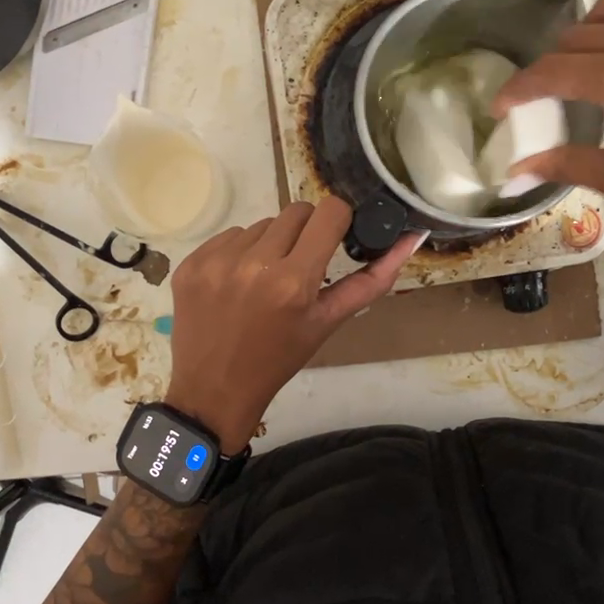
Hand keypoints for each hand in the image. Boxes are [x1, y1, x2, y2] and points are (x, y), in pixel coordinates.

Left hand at [163, 199, 421, 450]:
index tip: (333, 240)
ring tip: (264, 282)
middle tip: (299, 267)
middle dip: (305, 233)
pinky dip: (239, 253)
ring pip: (261, 224)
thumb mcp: (327, 323)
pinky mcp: (192, 263)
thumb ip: (371, 281)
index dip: (337, 222)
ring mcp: (217, 261)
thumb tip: (411, 239)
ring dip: (270, 244)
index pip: (329, 212)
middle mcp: (254, 263)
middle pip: (295, 212)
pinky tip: (236, 285)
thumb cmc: (278, 360)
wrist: (213, 391)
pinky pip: (228, 236)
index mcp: (294, 281)